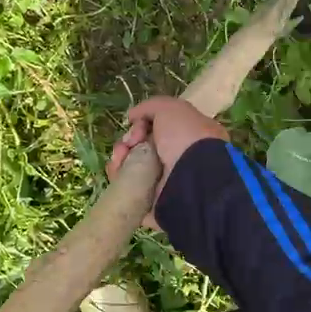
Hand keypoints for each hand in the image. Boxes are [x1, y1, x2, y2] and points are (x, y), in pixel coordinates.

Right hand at [109, 96, 227, 228]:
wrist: (193, 177)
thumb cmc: (186, 138)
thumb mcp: (172, 109)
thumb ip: (152, 107)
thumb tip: (133, 116)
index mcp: (190, 141)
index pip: (160, 131)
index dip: (143, 125)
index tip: (136, 123)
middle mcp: (179, 163)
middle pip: (143, 149)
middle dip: (129, 142)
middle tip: (129, 143)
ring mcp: (166, 185)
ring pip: (133, 169)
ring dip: (120, 158)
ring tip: (120, 157)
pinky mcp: (152, 205)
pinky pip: (129, 190)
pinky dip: (118, 179)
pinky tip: (117, 171)